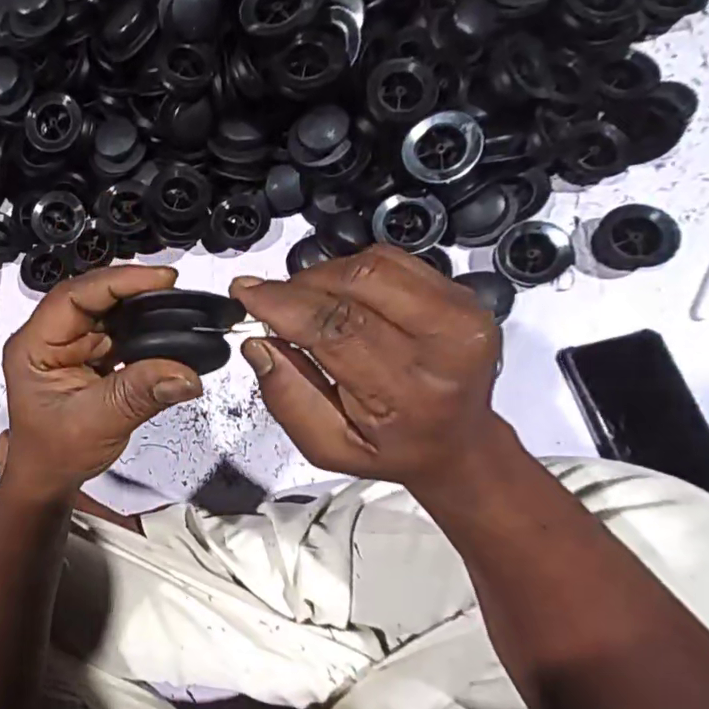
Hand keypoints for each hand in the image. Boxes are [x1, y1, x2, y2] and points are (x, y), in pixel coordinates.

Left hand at [0, 266, 202, 497]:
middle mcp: (50, 340)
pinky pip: (121, 335)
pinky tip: (166, 333)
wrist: (50, 478)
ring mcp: (72, 348)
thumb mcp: (96, 423)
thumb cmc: (52, 454)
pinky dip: (145, 334)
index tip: (157, 279)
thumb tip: (184, 375)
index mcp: (33, 347)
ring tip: (175, 307)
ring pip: (110, 314)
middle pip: (94, 298)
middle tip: (174, 288)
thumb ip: (140, 395)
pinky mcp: (91, 359)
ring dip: (142, 312)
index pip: (73, 297)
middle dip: (134, 291)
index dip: (117, 281)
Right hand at [229, 245, 504, 489]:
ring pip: (372, 264)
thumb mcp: (328, 447)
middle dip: (299, 286)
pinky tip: (342, 299)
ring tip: (308, 306)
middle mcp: (445, 345)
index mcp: (409, 391)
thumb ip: (288, 398)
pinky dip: (353, 273)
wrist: (455, 442)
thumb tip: (258, 348)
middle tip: (272, 302)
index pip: (335, 327)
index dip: (283, 303)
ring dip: (325, 277)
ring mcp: (460, 313)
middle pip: (355, 283)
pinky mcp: (460, 295)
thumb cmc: (394, 447)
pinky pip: (393, 261)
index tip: (248, 293)